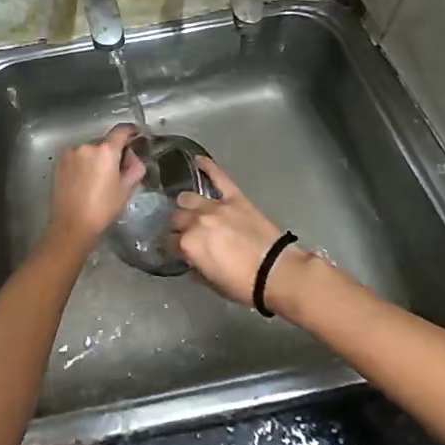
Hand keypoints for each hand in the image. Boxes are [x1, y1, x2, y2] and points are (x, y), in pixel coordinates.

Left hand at [46, 123, 145, 252]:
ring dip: (95, 157)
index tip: (135, 134)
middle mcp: (87, 146)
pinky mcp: (59, 162)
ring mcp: (70, 153)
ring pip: (89, 150)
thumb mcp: (126, 189)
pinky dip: (82, 163)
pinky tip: (83, 181)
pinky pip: (76, 157)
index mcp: (106, 151)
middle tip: (116, 169)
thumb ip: (135, 167)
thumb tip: (133, 156)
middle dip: (111, 151)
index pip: (121, 130)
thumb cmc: (103, 209)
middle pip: (104, 142)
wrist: (72, 225)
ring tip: (96, 179)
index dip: (130, 130)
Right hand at [171, 156, 309, 308]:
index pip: (168, 242)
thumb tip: (189, 256)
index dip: (170, 247)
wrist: (275, 271)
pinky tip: (198, 160)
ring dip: (186, 204)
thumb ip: (194, 263)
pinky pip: (218, 177)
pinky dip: (208, 167)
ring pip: (188, 197)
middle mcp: (196, 220)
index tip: (173, 250)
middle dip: (177, 226)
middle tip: (183, 232)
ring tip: (190, 208)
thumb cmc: (242, 284)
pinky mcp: (234, 197)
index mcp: (188, 244)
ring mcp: (216, 206)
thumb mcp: (210, 281)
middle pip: (176, 218)